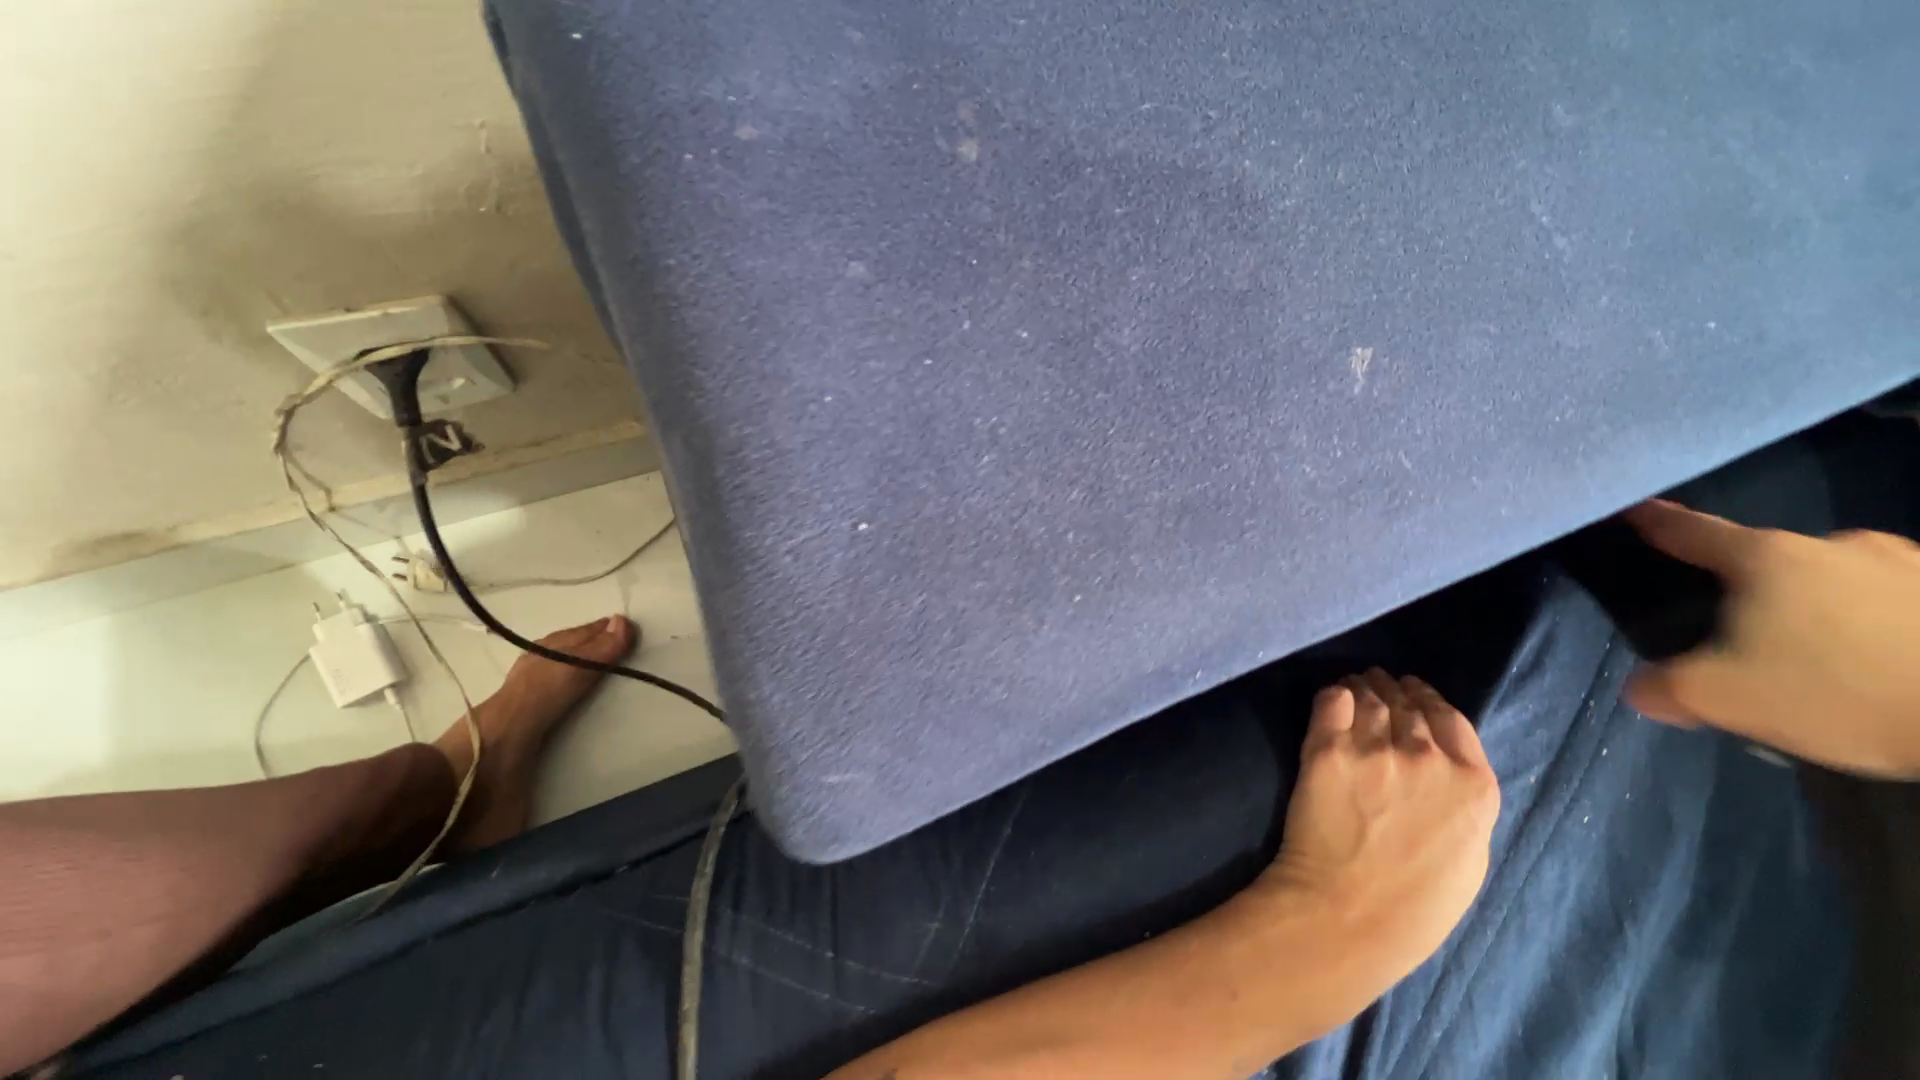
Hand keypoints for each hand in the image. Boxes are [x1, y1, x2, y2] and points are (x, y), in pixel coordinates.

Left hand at [1255, 670, 1499, 991]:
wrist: (1348, 912)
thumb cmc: (1415, 904)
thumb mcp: (1471, 856)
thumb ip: (1464, 804)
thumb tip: (1448, 773)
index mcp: (1474, 785)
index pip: (1451, 719)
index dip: (1429, 699)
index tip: (1415, 691)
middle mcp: (1427, 757)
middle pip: (1407, 704)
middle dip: (1393, 690)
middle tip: (1378, 682)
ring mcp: (1375, 749)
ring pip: (1370, 698)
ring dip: (1363, 687)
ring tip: (1356, 684)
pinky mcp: (1327, 749)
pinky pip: (1332, 701)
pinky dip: (1335, 694)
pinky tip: (1333, 697)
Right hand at [1624, 499, 1919, 776]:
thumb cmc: (1839, 691)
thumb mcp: (1720, 699)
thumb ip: (1663, 687)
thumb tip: (1645, 685)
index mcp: (1764, 558)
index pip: (1688, 530)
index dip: (1653, 521)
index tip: (1631, 509)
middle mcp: (1832, 543)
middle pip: (1765, 563)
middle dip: (1752, 595)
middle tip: (1749, 643)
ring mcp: (1906, 562)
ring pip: (1833, 582)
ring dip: (1820, 611)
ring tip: (1828, 664)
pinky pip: (1890, 601)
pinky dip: (1875, 625)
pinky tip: (1884, 667)